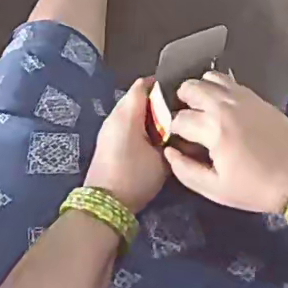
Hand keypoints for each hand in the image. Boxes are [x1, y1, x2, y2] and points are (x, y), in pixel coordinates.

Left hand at [83, 78, 168, 211]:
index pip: (142, 85)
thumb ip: (173, 140)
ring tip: (168, 123)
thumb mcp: (162, 160)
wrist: (104, 203)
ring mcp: (107, 129)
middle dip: (155, 99)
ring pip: (129, 110)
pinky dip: (138, 123)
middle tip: (177, 109)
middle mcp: (114, 116)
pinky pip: (124, 123)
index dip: (160, 84)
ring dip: (146, 113)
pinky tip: (152, 136)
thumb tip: (183, 131)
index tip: (179, 92)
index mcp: (127, 114)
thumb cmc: (135, 177)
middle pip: (135, 96)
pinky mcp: (106, 141)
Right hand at [163, 72, 287, 215]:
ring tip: (199, 110)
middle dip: (180, 104)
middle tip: (185, 123)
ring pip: (208, 78)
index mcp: (214, 130)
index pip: (179, 119)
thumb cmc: (257, 187)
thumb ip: (185, 171)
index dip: (171, 130)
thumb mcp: (216, 190)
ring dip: (197, 91)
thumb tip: (169, 151)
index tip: (175, 141)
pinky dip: (216, 87)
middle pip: (189, 89)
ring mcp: (242, 97)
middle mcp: (225, 106)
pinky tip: (218, 106)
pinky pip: (227, 80)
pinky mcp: (255, 96)